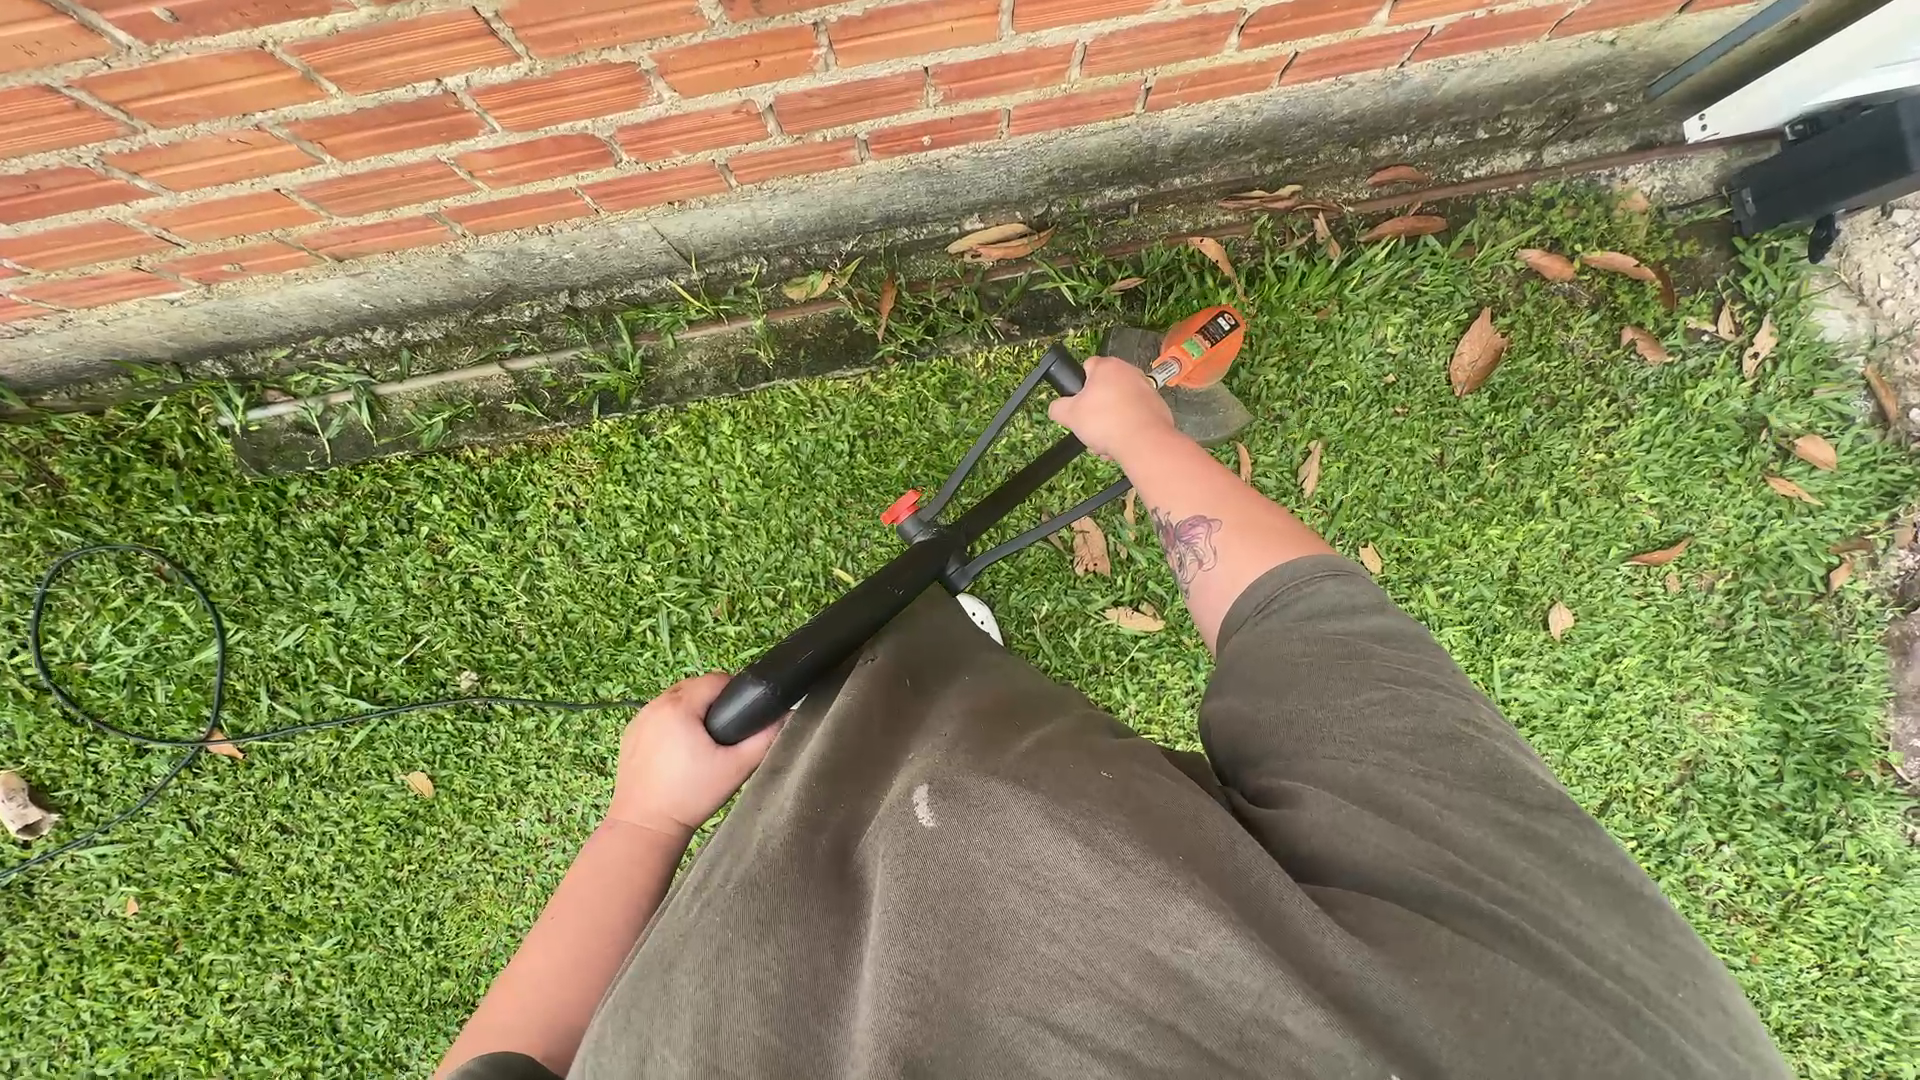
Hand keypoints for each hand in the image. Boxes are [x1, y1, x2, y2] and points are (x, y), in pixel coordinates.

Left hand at [606, 673, 781, 836]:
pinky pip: (658, 715)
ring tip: (706, 739)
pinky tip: (681, 748)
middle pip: (694, 686)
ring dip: (692, 709)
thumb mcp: (737, 767)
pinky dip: (672, 722)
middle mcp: (656, 705)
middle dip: (713, 700)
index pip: (716, 679)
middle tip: (727, 730)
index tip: (742, 715)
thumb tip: (785, 716)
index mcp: (680, 706)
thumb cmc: (692, 795)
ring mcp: (639, 719)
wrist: (645, 826)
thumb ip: (766, 737)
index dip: (735, 692)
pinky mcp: (630, 734)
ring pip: (675, 699)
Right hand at [1047, 355, 1180, 463]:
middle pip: (1104, 389)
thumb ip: (1057, 407)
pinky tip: (1120, 443)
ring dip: (1110, 422)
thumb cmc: (1107, 422)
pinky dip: (1127, 428)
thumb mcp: (1069, 415)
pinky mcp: (1157, 406)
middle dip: (1096, 408)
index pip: (1087, 366)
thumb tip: (1057, 408)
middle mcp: (1129, 372)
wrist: (1143, 441)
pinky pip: (1135, 416)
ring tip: (1104, 440)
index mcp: (1107, 367)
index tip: (1077, 402)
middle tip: (1090, 425)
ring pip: (1119, 405)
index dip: (1079, 386)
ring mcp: (1146, 389)